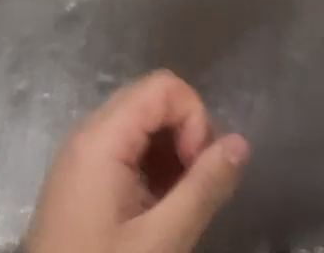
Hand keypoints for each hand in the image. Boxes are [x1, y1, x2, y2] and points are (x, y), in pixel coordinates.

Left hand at [25, 71, 248, 252]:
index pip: (165, 87)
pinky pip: (126, 150)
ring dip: (171, 154)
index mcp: (101, 138)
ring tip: (177, 205)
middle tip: (194, 188)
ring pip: (142, 126)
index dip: (194, 119)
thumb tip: (242, 143)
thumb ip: (204, 188)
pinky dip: (152, 168)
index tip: (198, 170)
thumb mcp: (160, 241)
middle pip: (153, 101)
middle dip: (186, 135)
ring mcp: (81, 158)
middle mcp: (87, 135)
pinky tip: (156, 211)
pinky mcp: (81, 181)